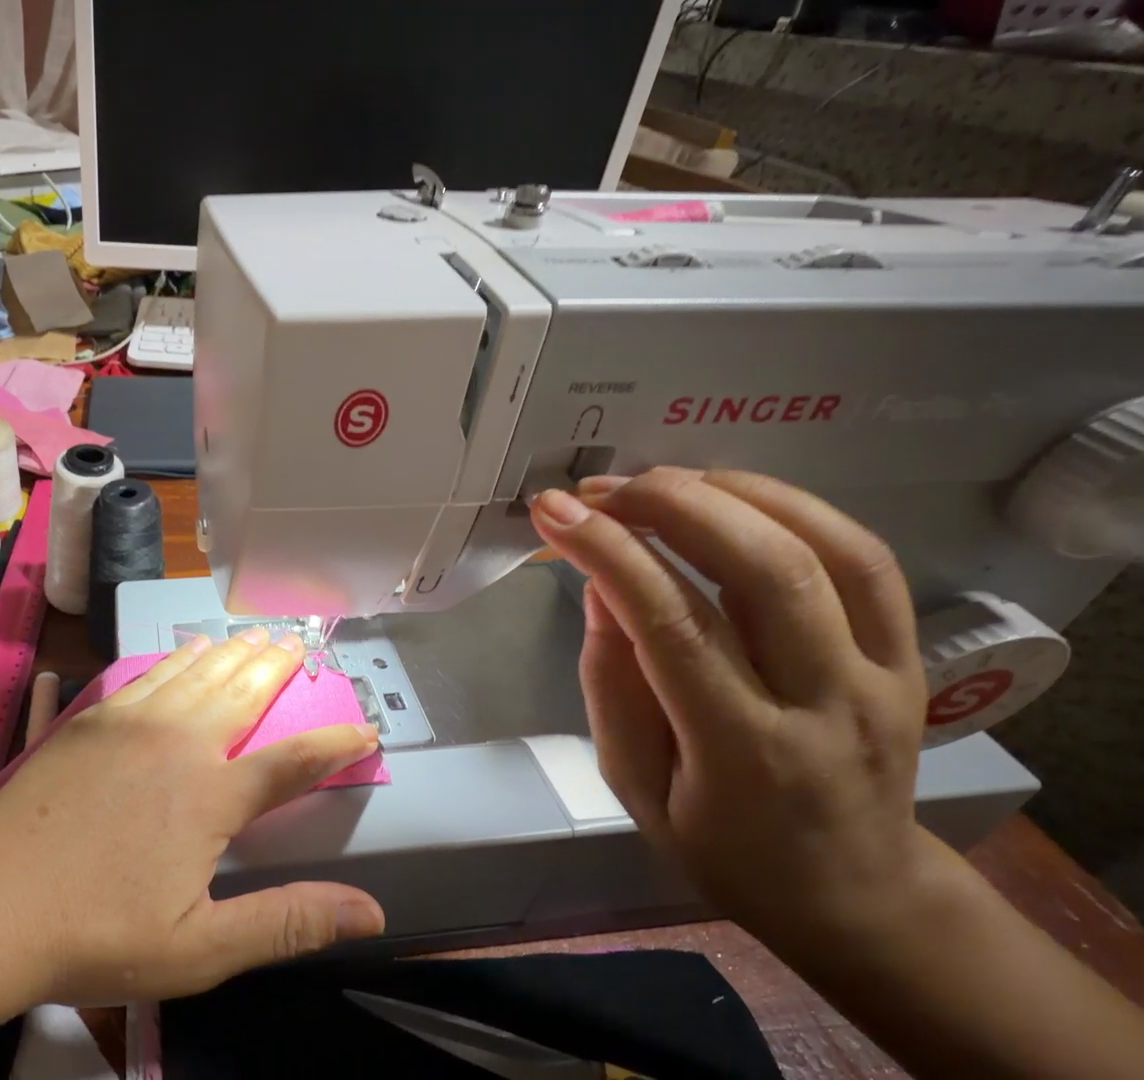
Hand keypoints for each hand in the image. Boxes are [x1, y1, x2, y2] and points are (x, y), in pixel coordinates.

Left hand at [0, 628, 384, 1007]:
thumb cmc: (96, 932)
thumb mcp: (201, 949)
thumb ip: (287, 924)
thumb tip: (370, 912)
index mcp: (211, 796)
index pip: (293, 763)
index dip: (335, 744)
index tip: (365, 728)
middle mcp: (178, 743)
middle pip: (241, 692)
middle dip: (276, 667)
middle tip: (298, 641)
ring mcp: (129, 724)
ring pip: (195, 673)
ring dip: (230, 652)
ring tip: (253, 634)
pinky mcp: (89, 720)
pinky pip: (147, 675)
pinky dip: (177, 659)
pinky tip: (185, 652)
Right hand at [528, 468, 936, 943]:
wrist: (850, 891)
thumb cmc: (719, 846)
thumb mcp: (633, 785)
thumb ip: (612, 683)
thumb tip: (601, 584)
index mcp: (744, 751)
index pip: (675, 625)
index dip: (610, 553)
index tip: (553, 511)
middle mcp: (827, 704)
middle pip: (765, 570)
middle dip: (672, 505)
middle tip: (601, 489)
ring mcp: (885, 673)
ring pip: (828, 548)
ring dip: (734, 492)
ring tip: (659, 481)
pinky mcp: (911, 654)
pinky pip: (865, 557)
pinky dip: (794, 506)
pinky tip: (730, 495)